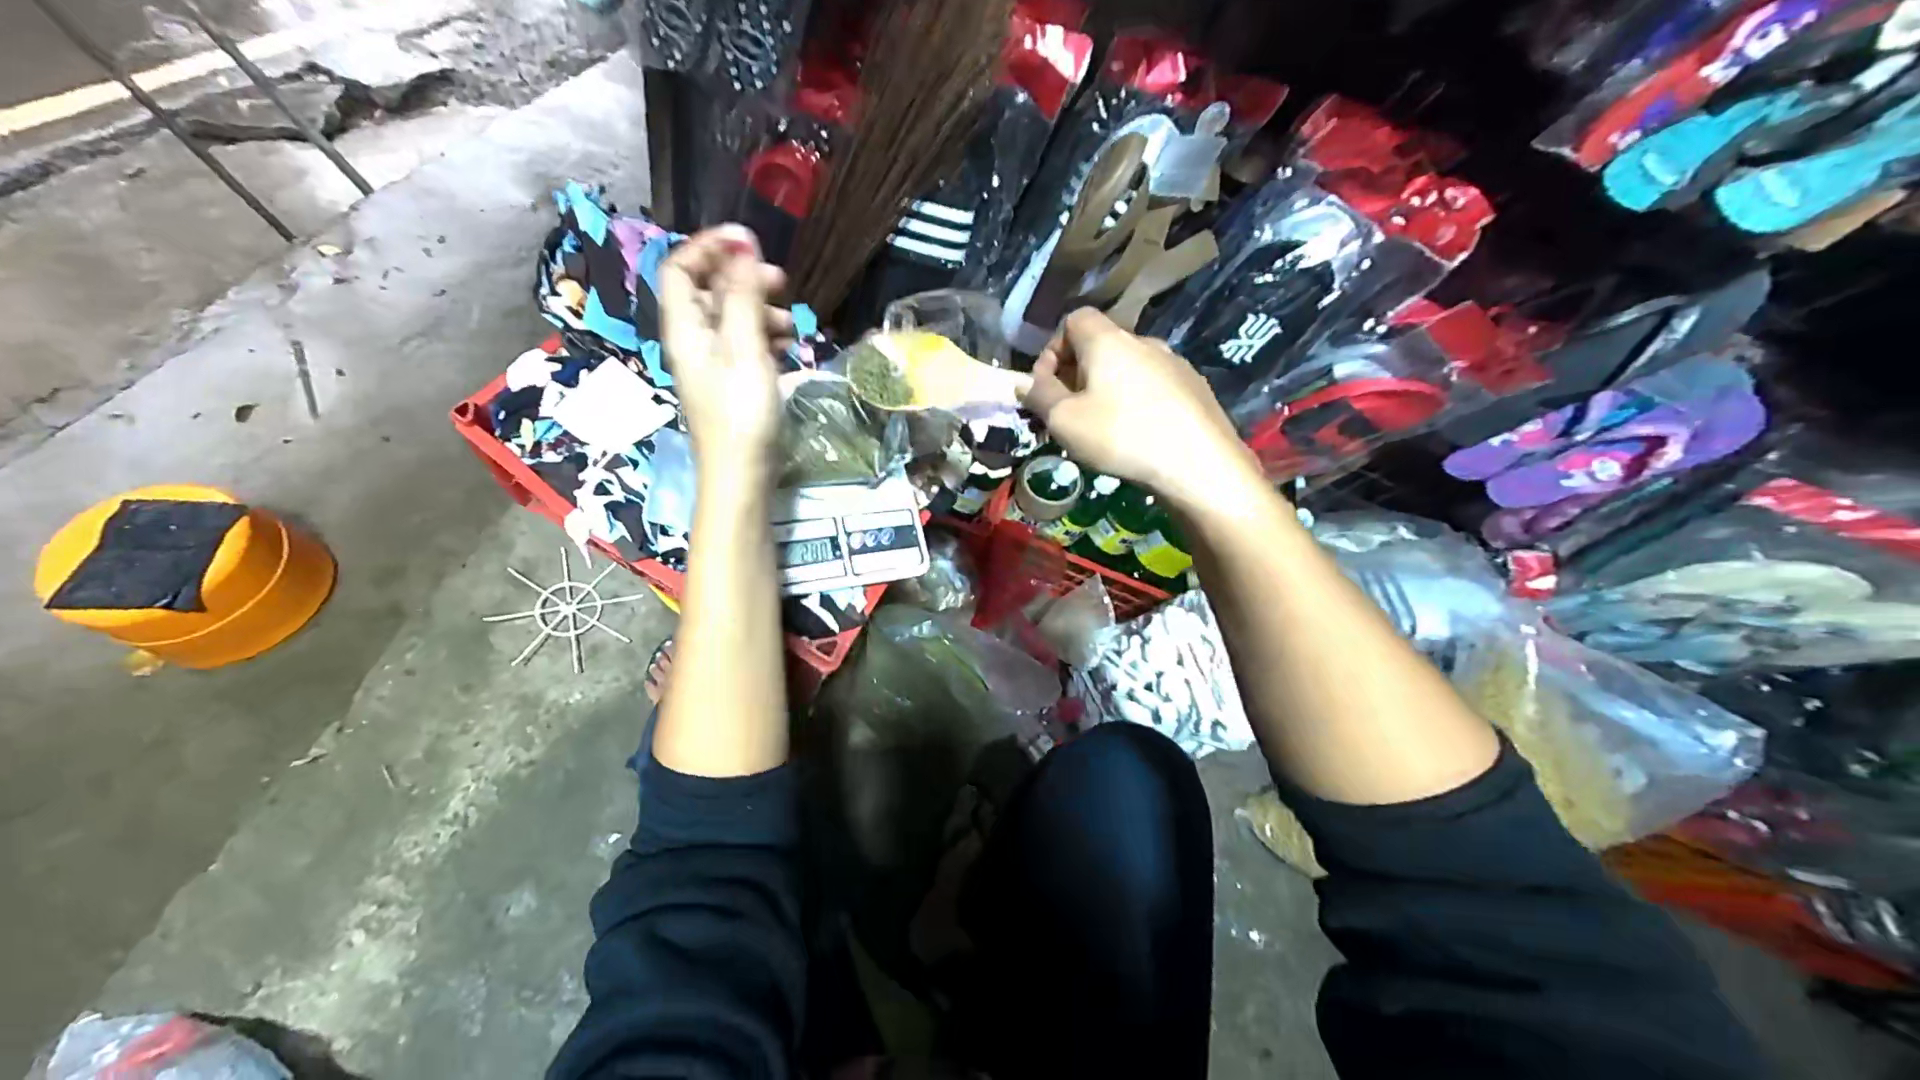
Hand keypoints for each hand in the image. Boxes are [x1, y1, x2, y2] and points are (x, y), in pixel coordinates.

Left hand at [658, 225, 794, 484]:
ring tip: (791, 326)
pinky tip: (788, 350)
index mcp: (684, 326)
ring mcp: (713, 363)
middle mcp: (693, 339)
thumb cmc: (741, 411)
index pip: (679, 266)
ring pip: (733, 318)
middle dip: (745, 280)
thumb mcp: (744, 346)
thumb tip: (741, 246)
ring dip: (762, 311)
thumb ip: (742, 294)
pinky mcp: (732, 383)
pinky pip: (745, 345)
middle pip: (710, 290)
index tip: (750, 242)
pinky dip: (766, 339)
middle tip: (781, 283)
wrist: (742, 474)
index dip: (709, 247)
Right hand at [1024, 308, 1264, 509]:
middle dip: (1077, 373)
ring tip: (1103, 427)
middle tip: (1069, 412)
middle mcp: (1143, 341)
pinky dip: (1136, 401)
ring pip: (1128, 367)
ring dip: (1108, 389)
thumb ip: (1039, 396)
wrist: (1198, 464)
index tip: (1047, 386)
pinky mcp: (1195, 387)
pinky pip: (1153, 385)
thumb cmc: (1121, 435)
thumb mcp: (1064, 420)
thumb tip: (1027, 383)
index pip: (1073, 319)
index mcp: (1108, 340)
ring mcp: (1174, 363)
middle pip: (1101, 345)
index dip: (1052, 348)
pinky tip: (1138, 434)